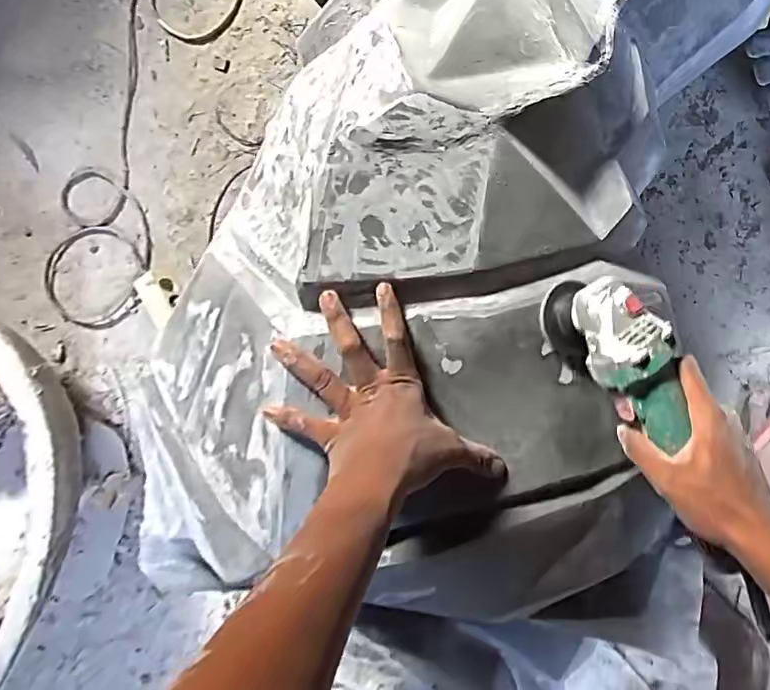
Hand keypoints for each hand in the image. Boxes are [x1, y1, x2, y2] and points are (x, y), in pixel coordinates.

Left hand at [264, 283, 506, 509]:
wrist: (378, 483)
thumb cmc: (415, 458)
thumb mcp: (452, 452)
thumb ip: (475, 456)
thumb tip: (502, 468)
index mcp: (401, 386)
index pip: (398, 341)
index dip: (391, 313)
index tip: (381, 286)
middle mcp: (371, 391)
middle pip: (353, 348)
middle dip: (340, 320)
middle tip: (327, 295)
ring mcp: (347, 411)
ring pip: (321, 379)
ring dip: (300, 361)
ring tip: (277, 343)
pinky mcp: (331, 435)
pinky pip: (307, 425)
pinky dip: (287, 418)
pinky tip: (267, 410)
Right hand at [616, 356, 769, 550]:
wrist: (759, 534)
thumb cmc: (714, 502)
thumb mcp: (668, 480)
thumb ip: (642, 451)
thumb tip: (623, 429)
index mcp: (708, 415)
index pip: (689, 371)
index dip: (666, 365)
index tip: (645, 370)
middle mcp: (725, 417)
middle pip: (691, 393)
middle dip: (666, 398)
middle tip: (642, 412)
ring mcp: (736, 433)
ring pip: (701, 413)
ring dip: (680, 418)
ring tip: (659, 435)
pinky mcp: (741, 451)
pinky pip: (712, 429)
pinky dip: (695, 432)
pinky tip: (684, 455)